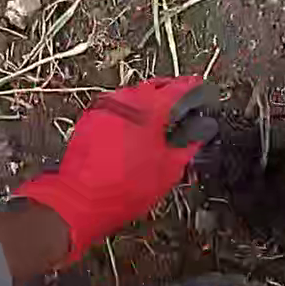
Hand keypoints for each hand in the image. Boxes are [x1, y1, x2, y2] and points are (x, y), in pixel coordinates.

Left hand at [15, 77, 213, 258]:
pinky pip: (118, 107)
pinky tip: (135, 132)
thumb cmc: (126, 187)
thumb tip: (202, 130)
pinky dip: (131, 114)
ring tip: (161, 124)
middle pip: (158, 86)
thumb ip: (189, 144)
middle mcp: (128, 98)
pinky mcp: (91, 115)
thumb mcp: (169, 169)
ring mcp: (107, 105)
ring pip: (136, 96)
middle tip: (185, 110)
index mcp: (152, 107)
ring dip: (150, 104)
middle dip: (173, 95)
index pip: (182, 87)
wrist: (79, 199)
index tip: (205, 94)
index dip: (197, 90)